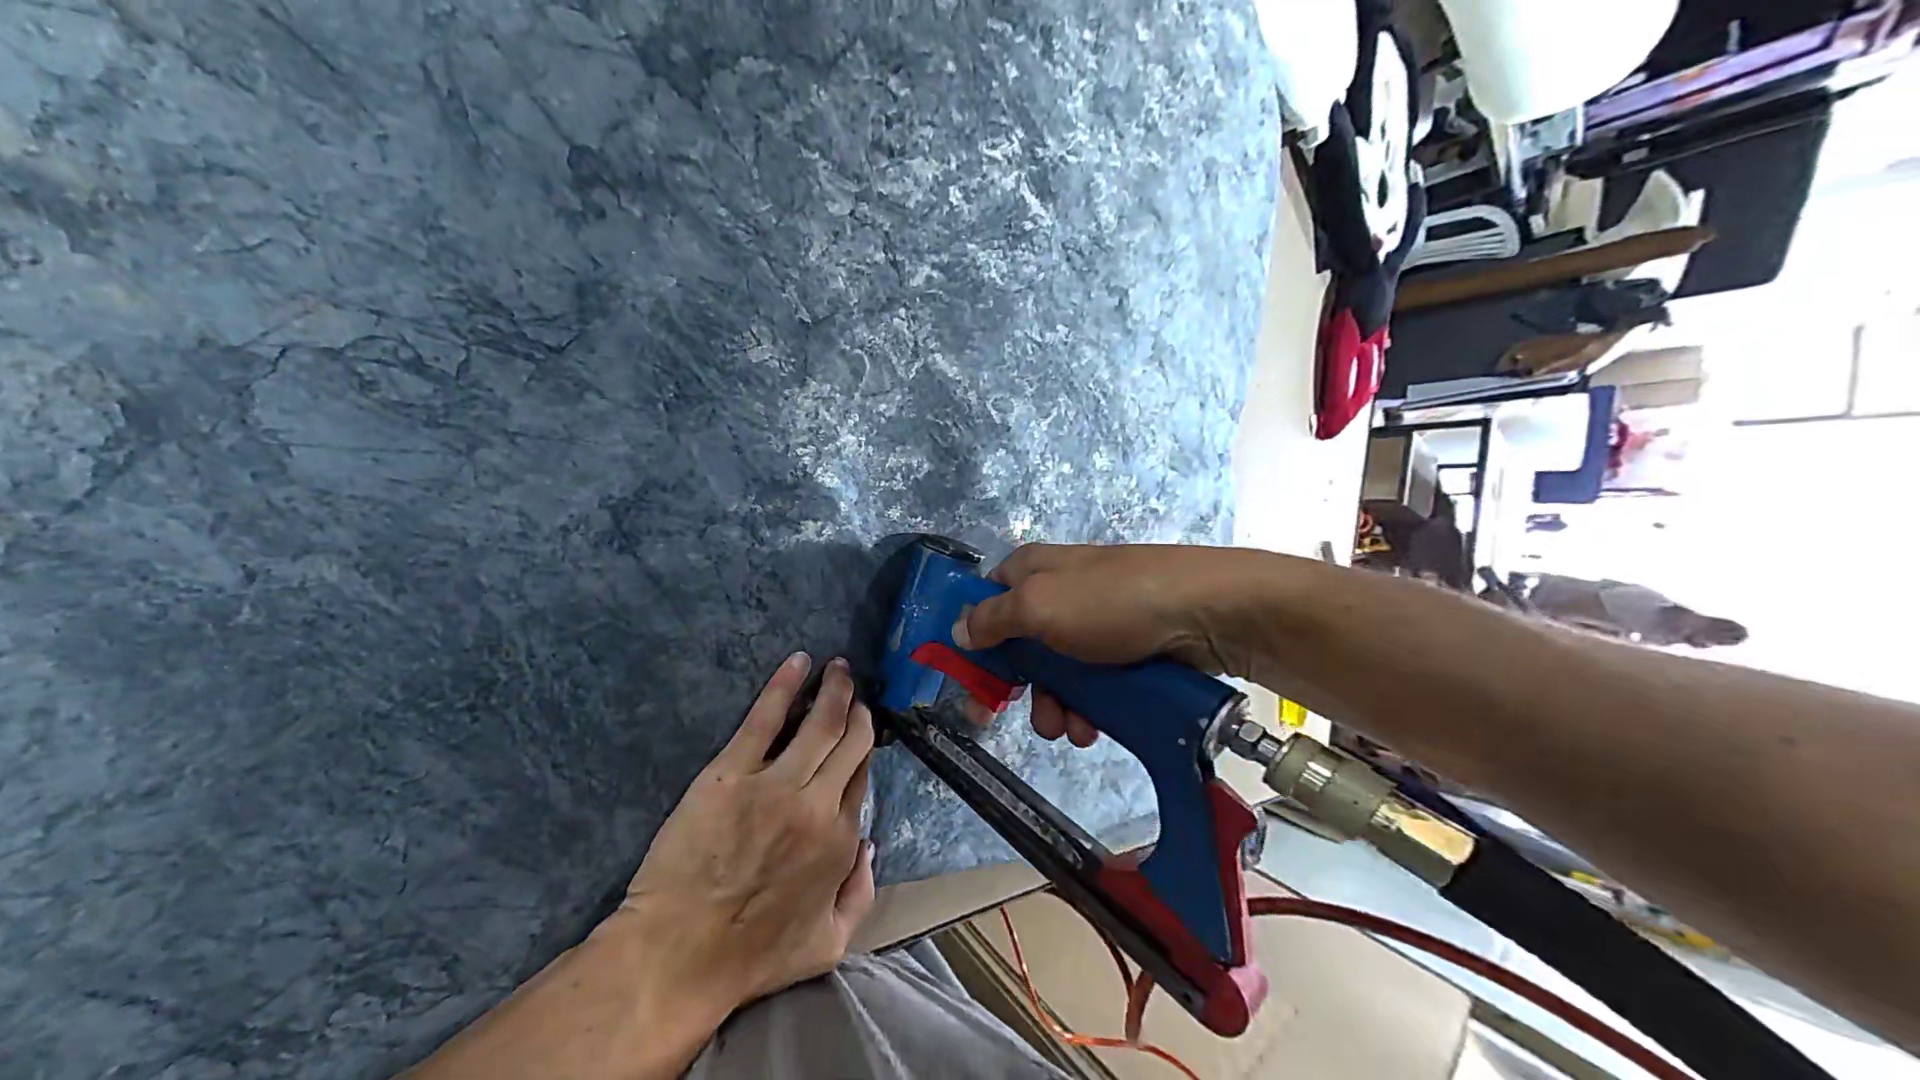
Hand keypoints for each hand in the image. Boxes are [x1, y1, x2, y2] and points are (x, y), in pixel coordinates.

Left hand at [622, 652, 876, 1010]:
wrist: (677, 956)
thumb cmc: (750, 956)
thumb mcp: (827, 944)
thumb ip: (861, 894)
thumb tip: (869, 844)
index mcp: (839, 841)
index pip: (859, 778)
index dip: (861, 751)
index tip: (859, 734)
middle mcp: (817, 805)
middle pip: (849, 742)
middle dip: (857, 710)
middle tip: (854, 690)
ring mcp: (775, 784)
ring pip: (818, 723)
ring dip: (833, 690)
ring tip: (837, 669)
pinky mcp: (730, 772)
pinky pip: (764, 718)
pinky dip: (785, 686)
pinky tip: (798, 662)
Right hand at [952, 544, 1268, 745]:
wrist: (1205, 613)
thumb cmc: (1111, 602)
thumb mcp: (1039, 606)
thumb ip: (991, 620)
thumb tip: (958, 630)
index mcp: (1032, 570)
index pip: (984, 599)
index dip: (971, 637)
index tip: (963, 677)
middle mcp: (1059, 594)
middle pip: (1018, 646)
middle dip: (1016, 686)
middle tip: (1010, 715)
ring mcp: (1094, 626)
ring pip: (1055, 674)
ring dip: (1054, 706)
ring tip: (1068, 726)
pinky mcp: (1124, 653)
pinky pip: (1091, 686)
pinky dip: (1086, 709)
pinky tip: (1092, 726)